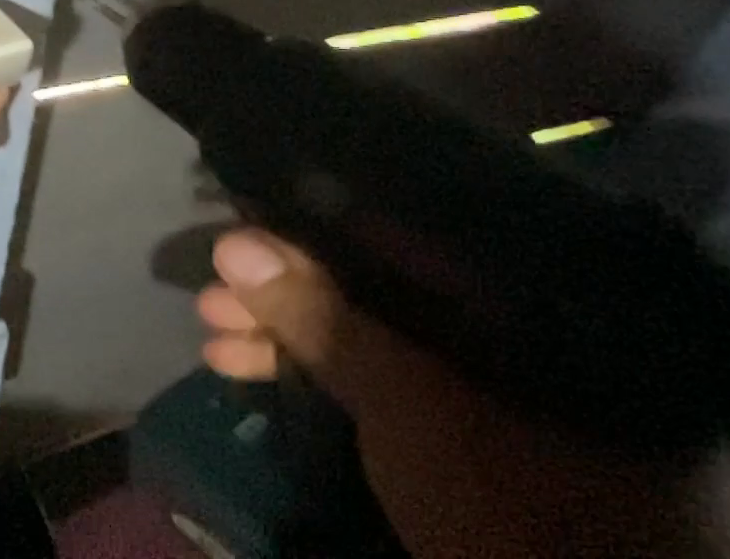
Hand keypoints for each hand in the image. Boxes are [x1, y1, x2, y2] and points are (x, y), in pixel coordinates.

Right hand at [198, 228, 706, 558]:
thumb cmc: (498, 494)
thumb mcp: (404, 400)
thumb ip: (320, 317)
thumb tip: (231, 243)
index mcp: (519, 313)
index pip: (400, 245)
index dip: (314, 236)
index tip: (243, 236)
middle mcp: (497, 340)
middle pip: (369, 292)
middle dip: (281, 295)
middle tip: (211, 300)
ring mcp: (468, 388)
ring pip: (355, 337)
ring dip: (277, 333)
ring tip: (210, 334)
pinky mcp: (440, 428)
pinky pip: (358, 376)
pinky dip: (302, 370)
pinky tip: (239, 363)